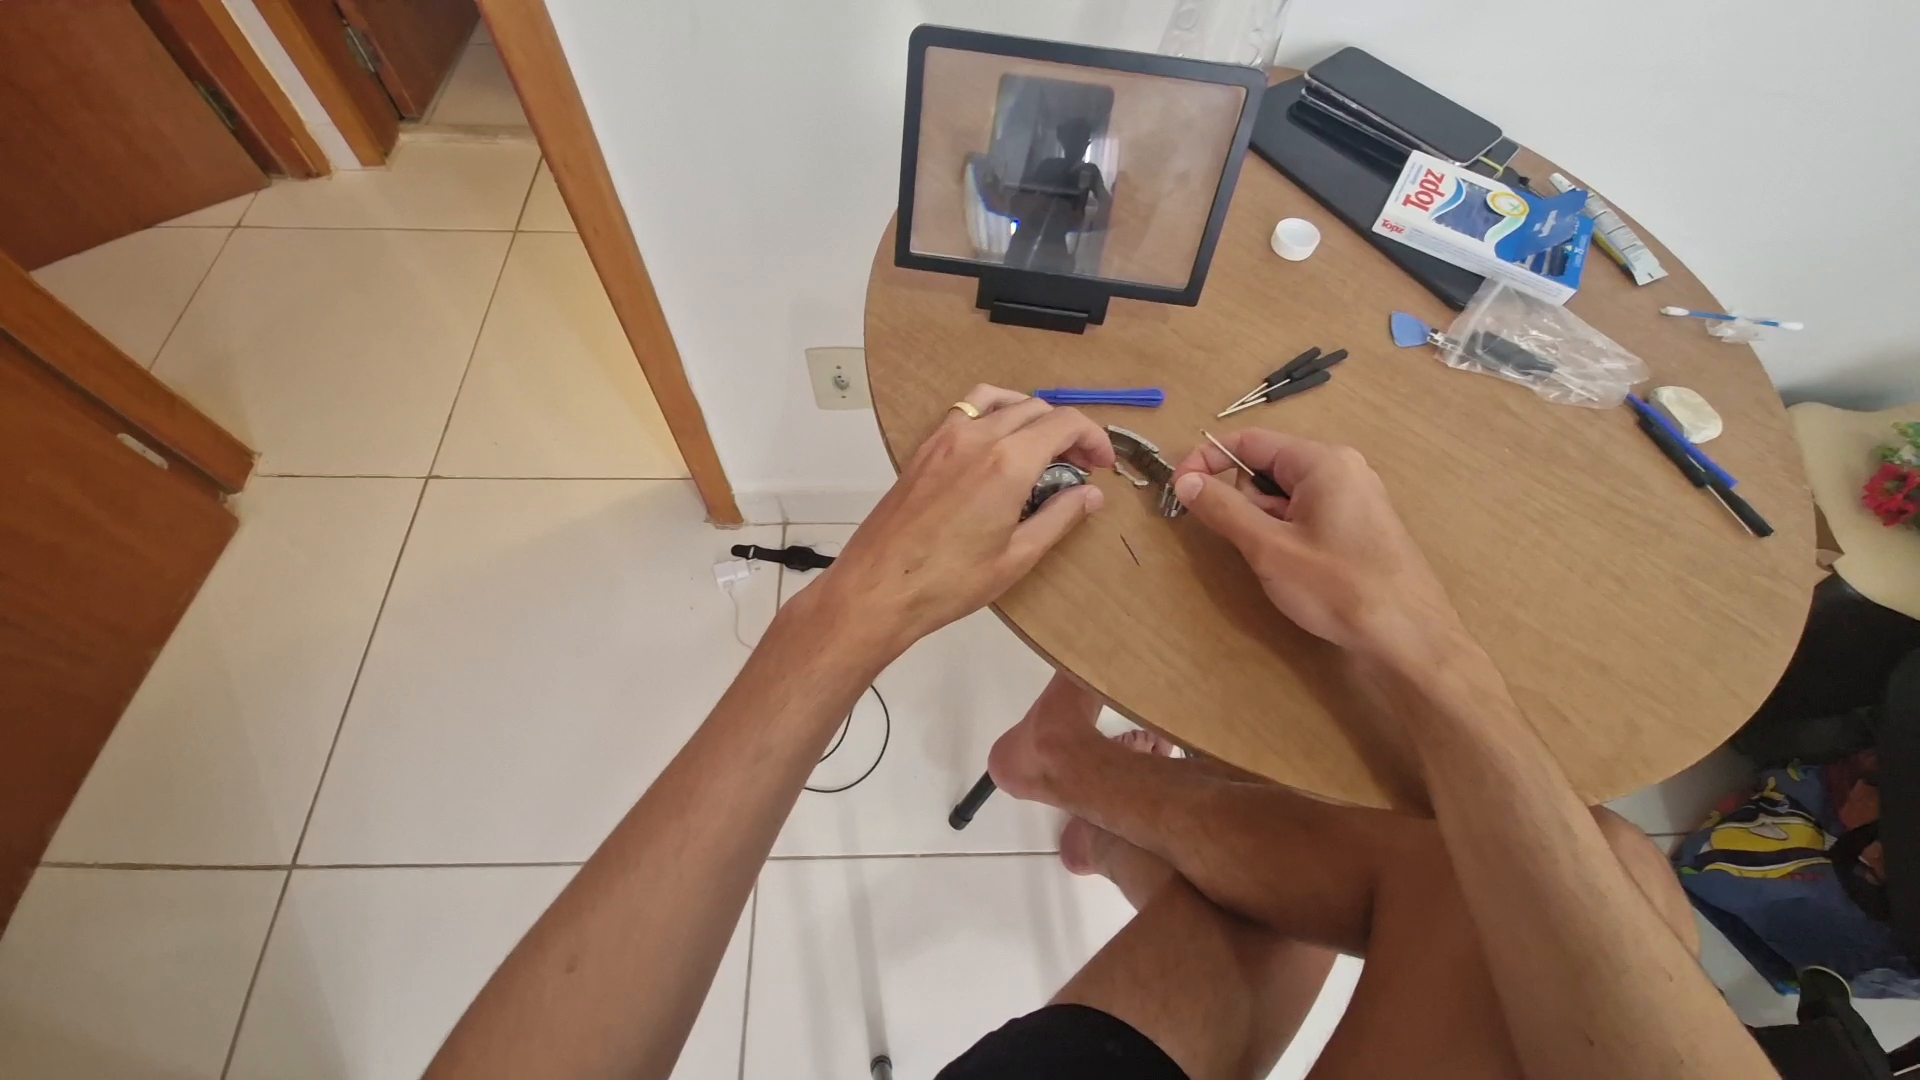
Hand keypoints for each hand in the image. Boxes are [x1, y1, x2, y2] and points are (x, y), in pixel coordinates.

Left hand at [814, 385, 1115, 650]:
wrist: (879, 587)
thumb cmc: (948, 582)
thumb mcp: (1017, 556)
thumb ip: (1059, 517)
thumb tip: (1090, 495)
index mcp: (1007, 463)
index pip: (1064, 423)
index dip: (1093, 438)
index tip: (1100, 464)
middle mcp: (978, 438)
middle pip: (1036, 408)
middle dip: (1066, 431)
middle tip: (1077, 466)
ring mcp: (945, 438)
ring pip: (1000, 400)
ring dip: (1030, 414)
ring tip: (1040, 447)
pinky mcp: (924, 449)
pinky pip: (966, 410)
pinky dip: (992, 414)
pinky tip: (996, 445)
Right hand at [1171, 430, 1465, 664]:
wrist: (1408, 638)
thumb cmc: (1337, 588)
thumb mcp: (1268, 547)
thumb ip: (1223, 509)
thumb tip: (1184, 481)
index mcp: (1322, 462)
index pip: (1249, 441)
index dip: (1207, 460)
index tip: (1179, 489)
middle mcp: (1342, 468)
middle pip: (1266, 466)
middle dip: (1239, 497)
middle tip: (1240, 538)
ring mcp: (1354, 496)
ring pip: (1283, 494)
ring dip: (1262, 520)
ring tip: (1272, 559)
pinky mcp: (1358, 524)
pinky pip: (1304, 513)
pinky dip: (1283, 531)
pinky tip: (1291, 565)